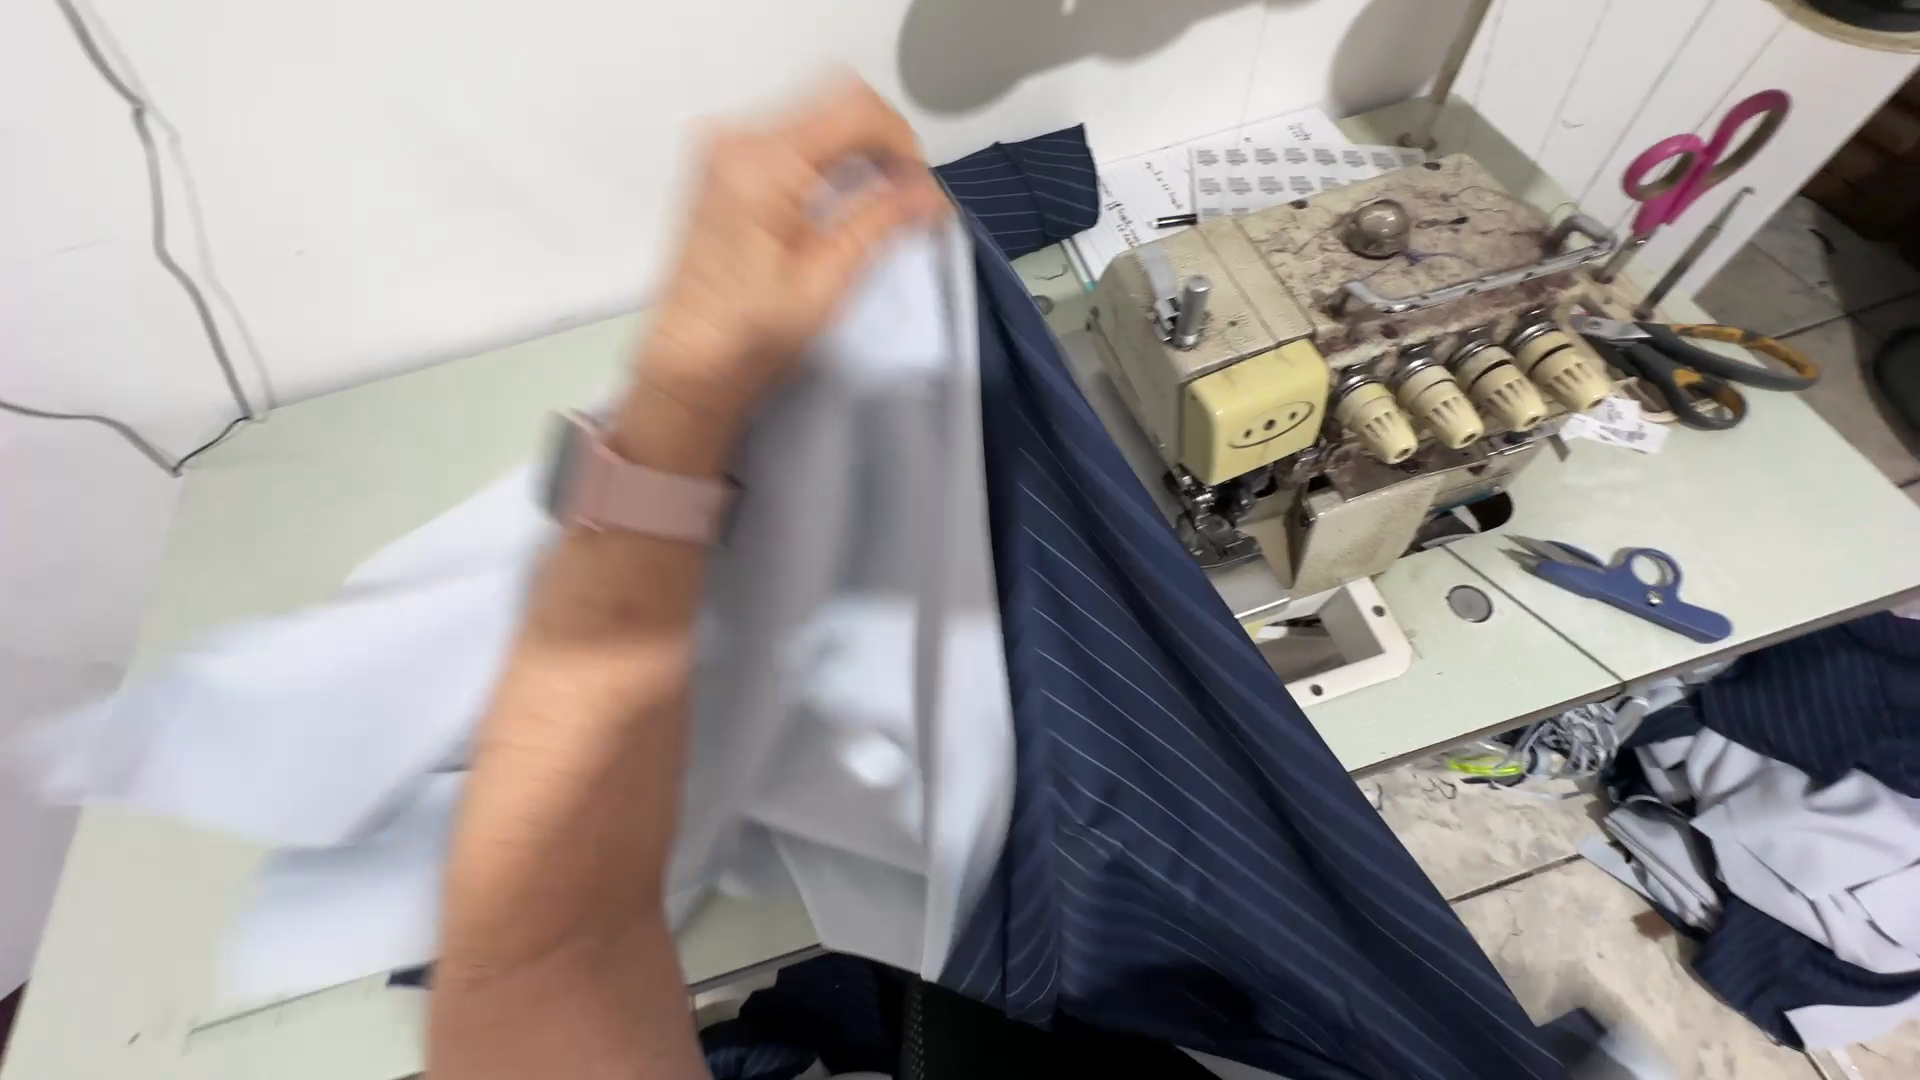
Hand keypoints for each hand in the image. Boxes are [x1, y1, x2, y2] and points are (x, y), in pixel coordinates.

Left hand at [615, 77, 947, 474]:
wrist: (689, 365)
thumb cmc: (751, 338)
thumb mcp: (826, 281)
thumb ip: (878, 223)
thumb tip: (930, 194)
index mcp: (761, 164)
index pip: (854, 109)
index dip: (902, 142)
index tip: (922, 188)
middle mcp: (735, 140)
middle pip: (834, 102)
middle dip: (884, 144)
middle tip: (909, 196)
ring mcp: (723, 150)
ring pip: (815, 117)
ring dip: (858, 151)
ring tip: (883, 203)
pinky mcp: (722, 168)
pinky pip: (791, 140)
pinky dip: (829, 160)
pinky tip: (844, 201)